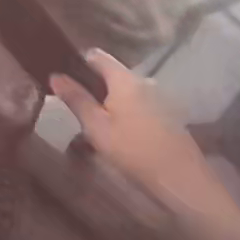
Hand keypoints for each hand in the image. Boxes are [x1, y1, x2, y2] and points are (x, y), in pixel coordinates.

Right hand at [54, 49, 239, 239]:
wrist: (184, 183)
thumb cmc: (134, 152)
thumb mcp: (96, 127)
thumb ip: (76, 99)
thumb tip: (55, 75)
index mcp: (126, 80)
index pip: (98, 56)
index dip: (77, 62)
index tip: (60, 77)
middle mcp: (145, 83)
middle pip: (111, 75)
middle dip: (90, 87)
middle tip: (70, 108)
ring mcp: (160, 100)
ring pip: (124, 93)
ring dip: (106, 103)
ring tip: (89, 126)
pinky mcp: (168, 118)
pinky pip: (137, 106)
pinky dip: (122, 114)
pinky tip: (115, 137)